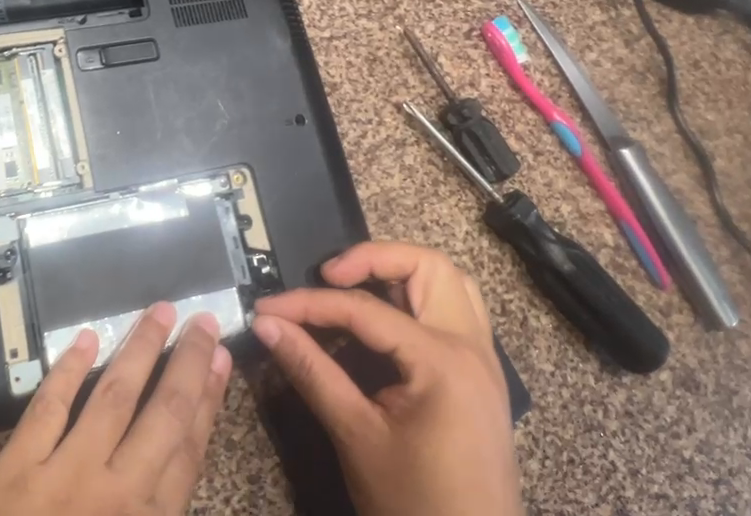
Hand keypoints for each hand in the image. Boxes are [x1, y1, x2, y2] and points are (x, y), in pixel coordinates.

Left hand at [0, 302, 232, 515]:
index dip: (209, 402)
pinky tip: (85, 338)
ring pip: (113, 397)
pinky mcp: (17, 468)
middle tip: (202, 319)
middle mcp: (115, 492)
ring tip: (160, 312)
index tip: (221, 360)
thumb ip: (161, 507)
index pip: (188, 450)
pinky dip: (67, 371)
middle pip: (162, 414)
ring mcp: (65, 474)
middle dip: (186, 363)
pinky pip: (47, 408)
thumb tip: (183, 462)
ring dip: (138, 351)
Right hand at [252, 242, 522, 515]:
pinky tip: (388, 321)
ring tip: (356, 289)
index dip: (309, 304)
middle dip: (372, 259)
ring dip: (402, 272)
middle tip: (328, 277)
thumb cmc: (416, 504)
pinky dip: (420, 298)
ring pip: (449, 282)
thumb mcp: (356, 436)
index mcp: (443, 361)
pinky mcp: (482, 377)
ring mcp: (484, 361)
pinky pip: (458, 310)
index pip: (364, 308)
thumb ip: (311, 371)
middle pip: (427, 266)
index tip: (267, 308)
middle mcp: (472, 347)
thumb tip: (267, 324)